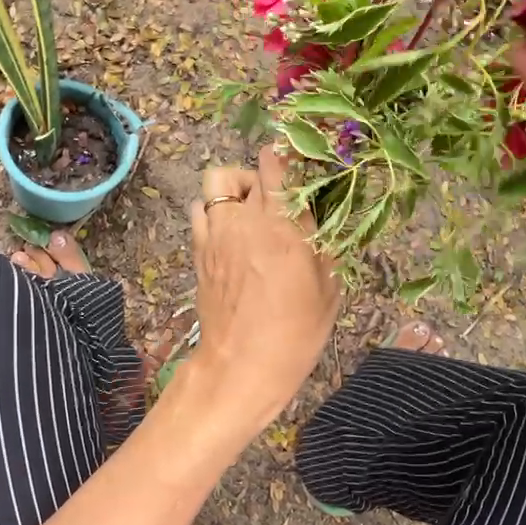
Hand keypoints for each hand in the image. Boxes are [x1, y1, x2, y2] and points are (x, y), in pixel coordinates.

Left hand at [184, 145, 339, 431]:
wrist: (241, 366)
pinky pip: (199, 211)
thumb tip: (315, 217)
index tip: (292, 159)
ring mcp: (215, 235)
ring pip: (214, 184)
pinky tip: (228, 232)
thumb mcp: (326, 288)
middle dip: (260, 176)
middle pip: (243, 172)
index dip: (283, 158)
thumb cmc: (294, 333)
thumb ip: (321, 244)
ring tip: (247, 210)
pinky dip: (212, 210)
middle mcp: (244, 222)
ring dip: (231, 189)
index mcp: (282, 228)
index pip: (276, 170)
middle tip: (275, 196)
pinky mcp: (198, 251)